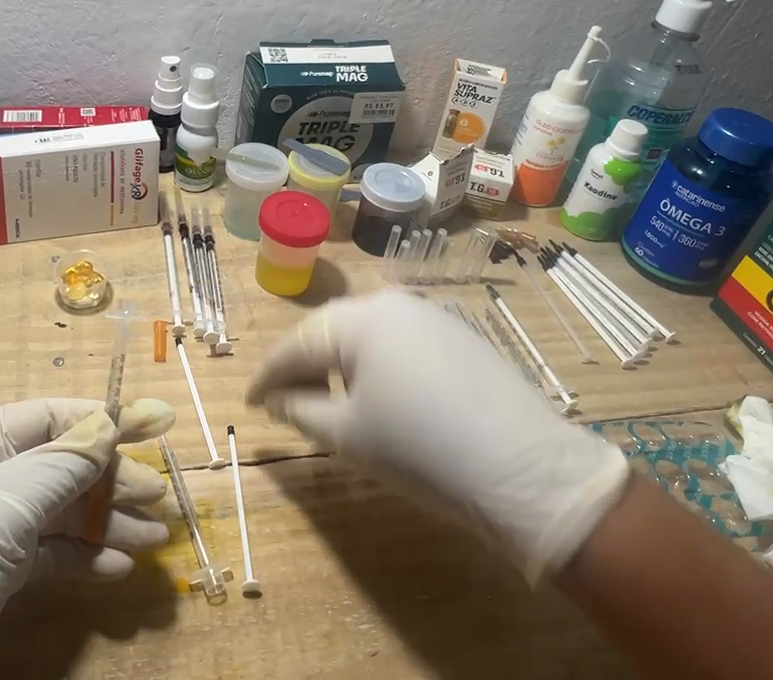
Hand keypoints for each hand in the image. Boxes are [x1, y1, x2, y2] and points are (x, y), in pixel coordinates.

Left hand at [0, 397, 175, 679]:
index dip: (100, 418)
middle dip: (111, 479)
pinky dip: (86, 558)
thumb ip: (63, 464)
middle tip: (158, 494)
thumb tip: (110, 422)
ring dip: (108, 522)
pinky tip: (118, 567)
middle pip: (61, 467)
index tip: (153, 422)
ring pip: (63, 513)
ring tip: (154, 537)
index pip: (46, 418)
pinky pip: (53, 554)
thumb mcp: (4, 506)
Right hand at [245, 290, 628, 581]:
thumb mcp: (347, 435)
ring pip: (367, 334)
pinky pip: (400, 342)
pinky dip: (375, 364)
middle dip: (303, 364)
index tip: (248, 401)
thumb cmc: (420, 450)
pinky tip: (375, 394)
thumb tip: (274, 399)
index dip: (267, 375)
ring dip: (339, 363)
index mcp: (361, 318)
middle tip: (281, 400)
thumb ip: (299, 410)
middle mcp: (394, 303)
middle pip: (332, 330)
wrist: (524, 470)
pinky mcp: (459, 336)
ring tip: (325, 399)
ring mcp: (432, 316)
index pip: (297, 343)